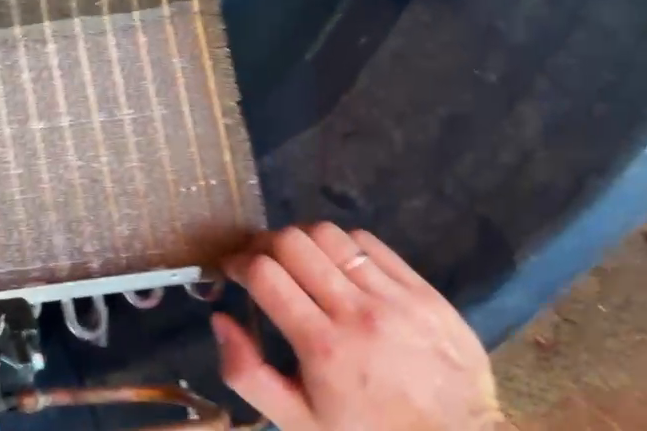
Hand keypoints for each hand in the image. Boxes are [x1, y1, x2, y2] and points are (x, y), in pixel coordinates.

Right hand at [212, 224, 508, 430]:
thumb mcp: (299, 423)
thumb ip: (247, 374)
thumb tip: (219, 317)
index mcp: (324, 347)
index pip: (263, 273)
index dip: (237, 263)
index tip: (233, 271)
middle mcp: (358, 315)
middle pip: (290, 242)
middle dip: (263, 245)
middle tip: (260, 262)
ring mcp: (397, 301)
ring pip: (328, 235)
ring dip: (301, 240)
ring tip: (300, 261)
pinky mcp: (426, 294)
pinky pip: (369, 244)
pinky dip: (342, 246)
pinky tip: (339, 267)